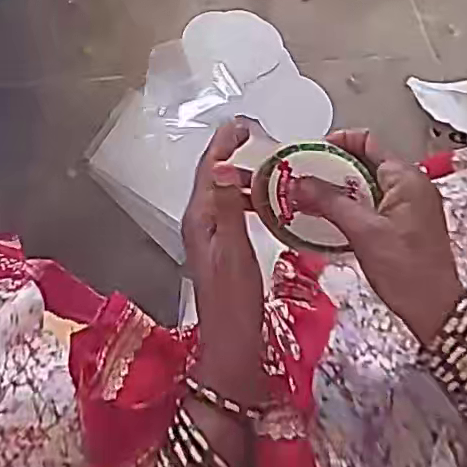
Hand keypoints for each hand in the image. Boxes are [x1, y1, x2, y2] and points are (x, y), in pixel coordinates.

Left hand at [182, 119, 266, 405]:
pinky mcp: (221, 244)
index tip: (242, 124)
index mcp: (199, 217)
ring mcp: (209, 233)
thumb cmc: (234, 299)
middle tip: (256, 136)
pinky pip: (231, 207)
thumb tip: (222, 165)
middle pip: (213, 176)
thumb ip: (228, 206)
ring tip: (266, 163)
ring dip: (240, 173)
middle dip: (231, 152)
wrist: (232, 343)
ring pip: (222, 191)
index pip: (209, 169)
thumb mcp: (235, 249)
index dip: (223, 143)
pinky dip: (246, 194)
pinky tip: (264, 198)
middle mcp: (200, 221)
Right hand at [290, 130, 463, 344]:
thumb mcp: (363, 232)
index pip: (368, 142)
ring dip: (341, 189)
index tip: (312, 153)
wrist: (436, 313)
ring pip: (368, 184)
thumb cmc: (407, 272)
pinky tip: (333, 218)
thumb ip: (329, 201)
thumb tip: (299, 182)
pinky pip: (374, 203)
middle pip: (366, 162)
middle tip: (306, 177)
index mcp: (407, 178)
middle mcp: (412, 185)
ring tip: (313, 197)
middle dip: (334, 168)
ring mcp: (411, 205)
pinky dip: (352, 205)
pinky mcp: (406, 224)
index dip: (337, 142)